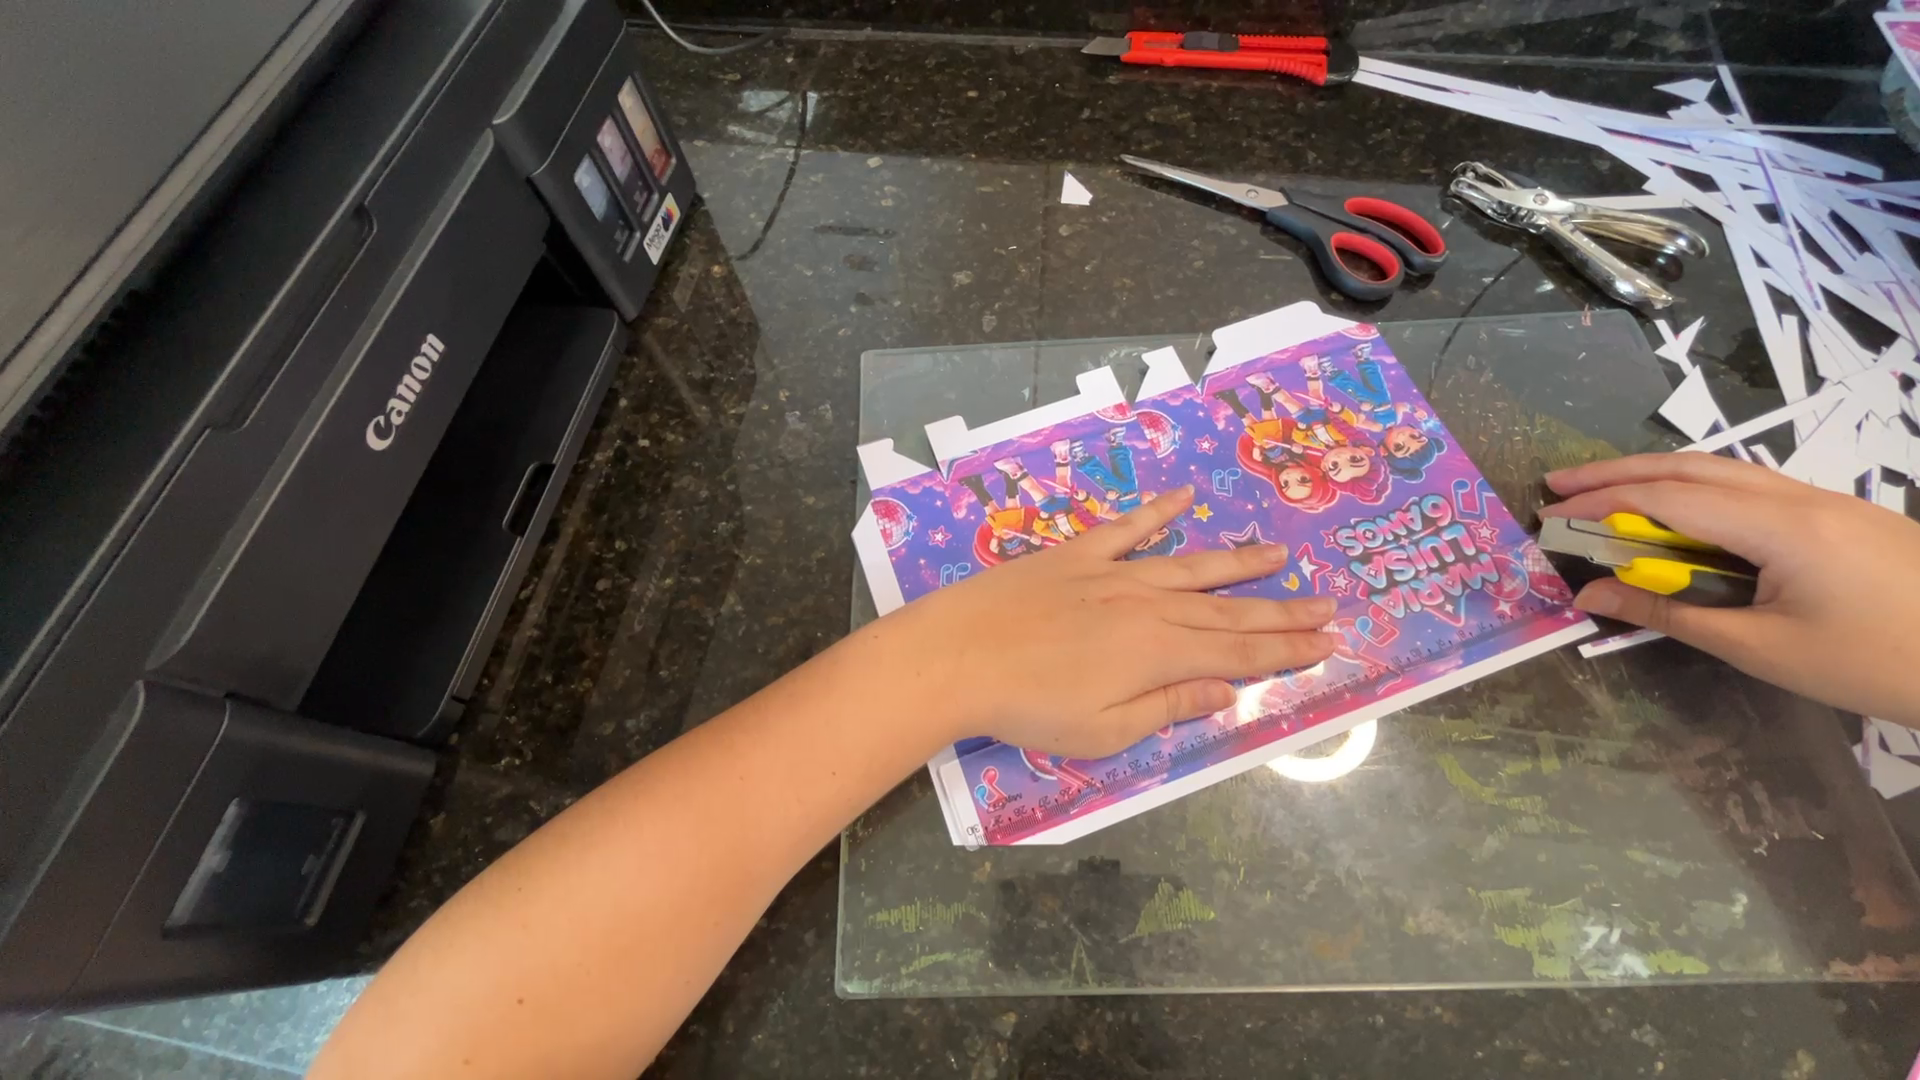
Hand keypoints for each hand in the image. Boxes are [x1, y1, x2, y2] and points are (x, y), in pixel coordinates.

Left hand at [886, 487, 1336, 758]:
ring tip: (1279, 555)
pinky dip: (1155, 513)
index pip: (1238, 655)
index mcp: (1158, 654)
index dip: (1286, 652)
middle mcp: (1147, 606)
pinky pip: (1125, 529)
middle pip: (1226, 611)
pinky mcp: (1074, 555)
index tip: (1328, 644)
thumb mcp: (1103, 731)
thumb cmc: (1027, 707)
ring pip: (1189, 566)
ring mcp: (1111, 574)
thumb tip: (1225, 695)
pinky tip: (1182, 498)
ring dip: (1238, 563)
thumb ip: (1168, 709)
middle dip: (1281, 612)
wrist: (956, 656)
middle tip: (1328, 605)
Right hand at [1543, 453, 1919, 726]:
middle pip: (1691, 468)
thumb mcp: (1759, 648)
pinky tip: (1673, 510)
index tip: (1550, 517)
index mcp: (1783, 528)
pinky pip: (1750, 488)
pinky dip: (1692, 489)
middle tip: (1558, 484)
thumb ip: (1667, 613)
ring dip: (1654, 475)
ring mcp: (1828, 504)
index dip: (1602, 503)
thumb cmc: (1876, 664)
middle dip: (1617, 472)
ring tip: (1601, 490)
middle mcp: (1803, 500)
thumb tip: (1588, 597)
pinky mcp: (1841, 518)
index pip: (1668, 498)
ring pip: (1723, 471)